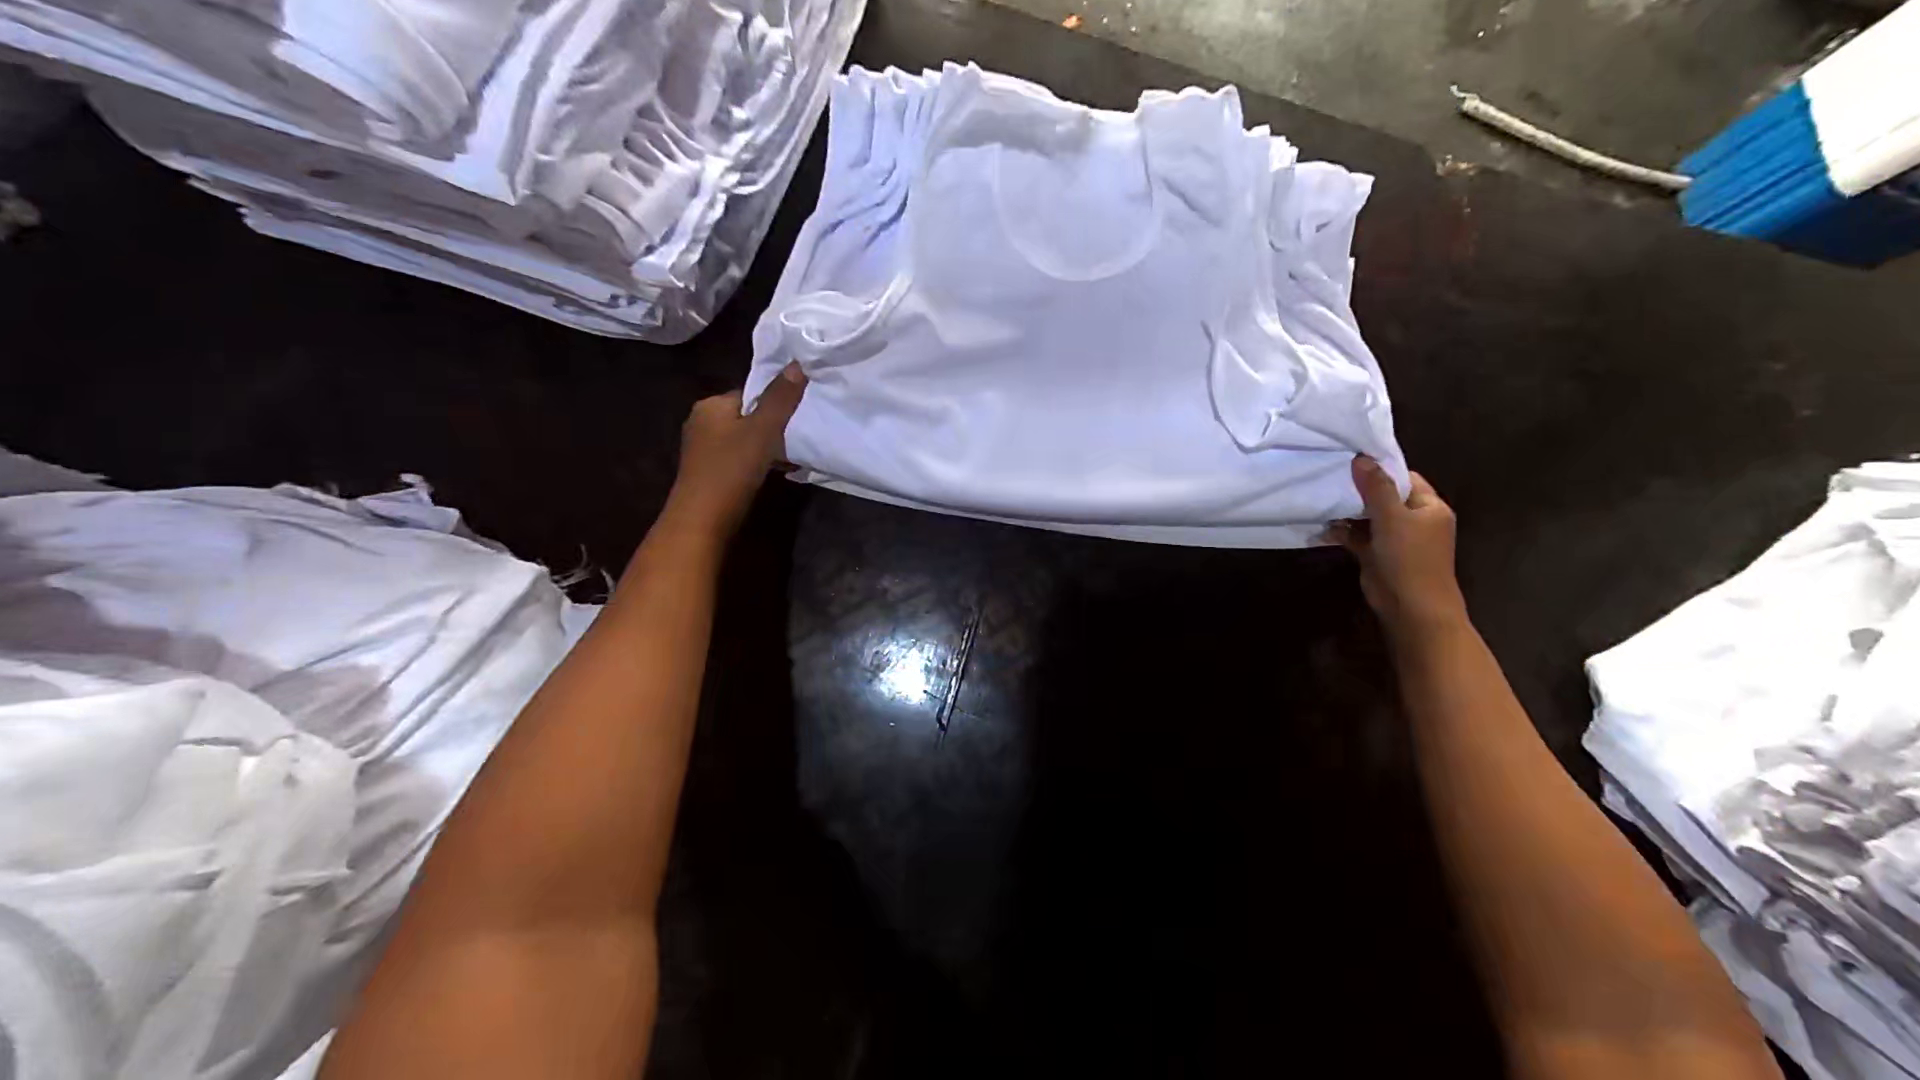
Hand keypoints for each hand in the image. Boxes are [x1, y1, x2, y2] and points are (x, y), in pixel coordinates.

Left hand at [660, 362, 807, 540]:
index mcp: (710, 405)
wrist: (702, 521)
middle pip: (748, 415)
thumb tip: (798, 363)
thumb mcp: (762, 430)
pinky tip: (777, 472)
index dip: (777, 400)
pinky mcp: (709, 472)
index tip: (801, 412)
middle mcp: (702, 422)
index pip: (750, 392)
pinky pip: (740, 457)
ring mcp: (703, 449)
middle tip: (801, 434)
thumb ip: (780, 398)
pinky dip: (758, 462)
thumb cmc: (731, 470)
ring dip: (768, 446)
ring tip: (794, 455)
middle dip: (774, 424)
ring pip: (745, 438)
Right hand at [1329, 456, 1467, 635]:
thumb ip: (1376, 488)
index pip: (1405, 478)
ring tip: (1322, 499)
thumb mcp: (1392, 518)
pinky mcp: (1378, 555)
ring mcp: (1396, 539)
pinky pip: (1359, 536)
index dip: (1380, 469)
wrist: (1411, 607)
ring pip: (1369, 517)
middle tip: (1331, 477)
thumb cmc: (1409, 558)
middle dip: (1359, 490)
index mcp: (1429, 507)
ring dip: (1348, 511)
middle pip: (1385, 496)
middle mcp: (1415, 520)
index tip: (1351, 461)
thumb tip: (1361, 458)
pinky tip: (1323, 527)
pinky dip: (1344, 532)